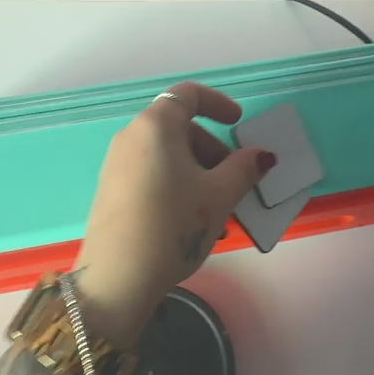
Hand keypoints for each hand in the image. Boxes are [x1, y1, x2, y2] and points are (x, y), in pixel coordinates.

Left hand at [71, 82, 271, 348]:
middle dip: (213, 150)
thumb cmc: (173, 225)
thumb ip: (244, 169)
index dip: (218, 103)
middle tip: (234, 182)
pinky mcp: (111, 191)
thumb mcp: (219, 196)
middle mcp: (131, 137)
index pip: (188, 94)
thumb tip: (262, 155)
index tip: (238, 122)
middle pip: (180, 128)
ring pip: (168, 155)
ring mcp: (117, 165)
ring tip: (218, 213)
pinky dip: (177, 185)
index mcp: (156, 126)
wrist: (117, 280)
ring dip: (198, 173)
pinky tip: (192, 223)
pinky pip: (152, 173)